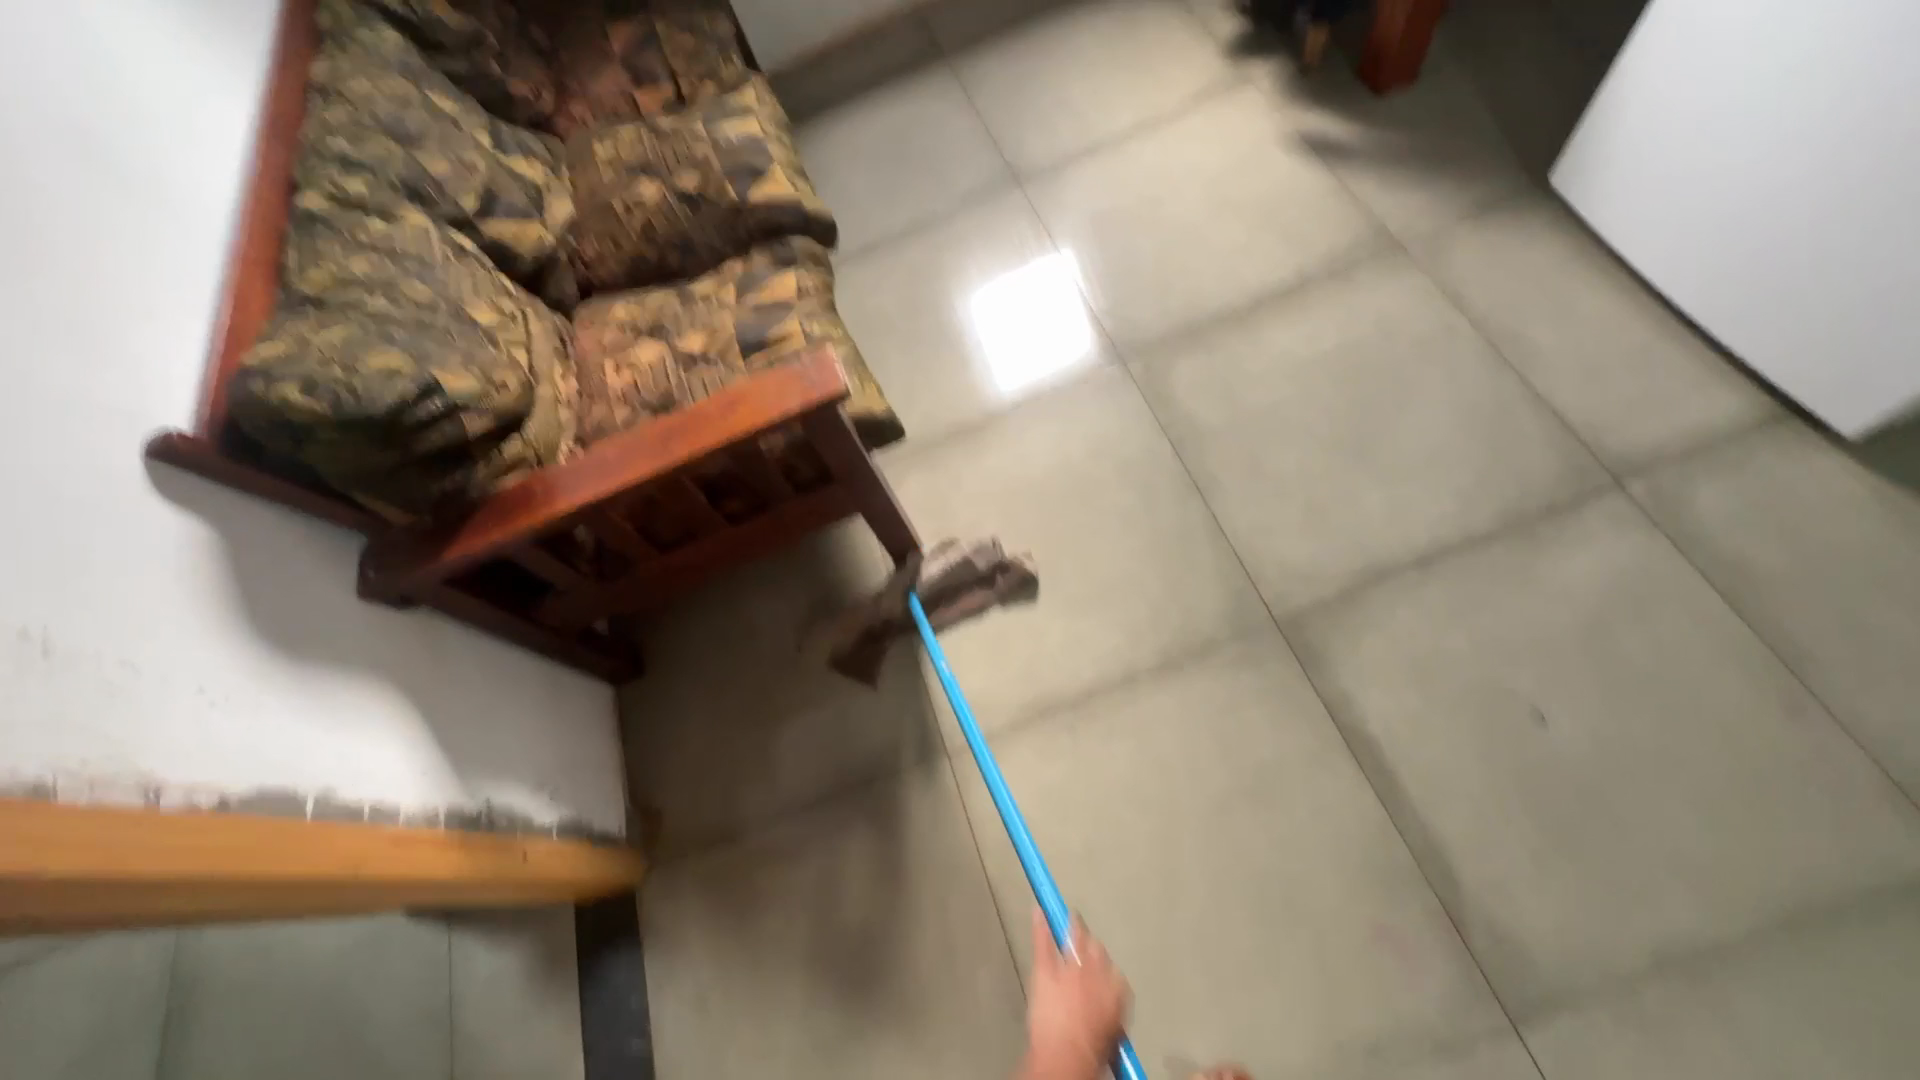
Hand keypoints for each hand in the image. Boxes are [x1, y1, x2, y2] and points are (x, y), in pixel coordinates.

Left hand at [1020, 909, 1130, 1079]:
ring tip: (1069, 916)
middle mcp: (1095, 974)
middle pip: (1095, 950)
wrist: (1064, 1056)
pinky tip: (1037, 912)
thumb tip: (1109, 1012)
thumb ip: (1111, 1013)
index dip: (1104, 968)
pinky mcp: (1045, 970)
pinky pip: (1043, 943)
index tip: (1100, 966)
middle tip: (1084, 938)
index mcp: (1115, 991)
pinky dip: (1039, 926)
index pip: (1112, 970)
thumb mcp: (1112, 1035)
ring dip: (1071, 928)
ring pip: (1073, 941)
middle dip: (1089, 945)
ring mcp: (1068, 968)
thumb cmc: (1090, 1053)